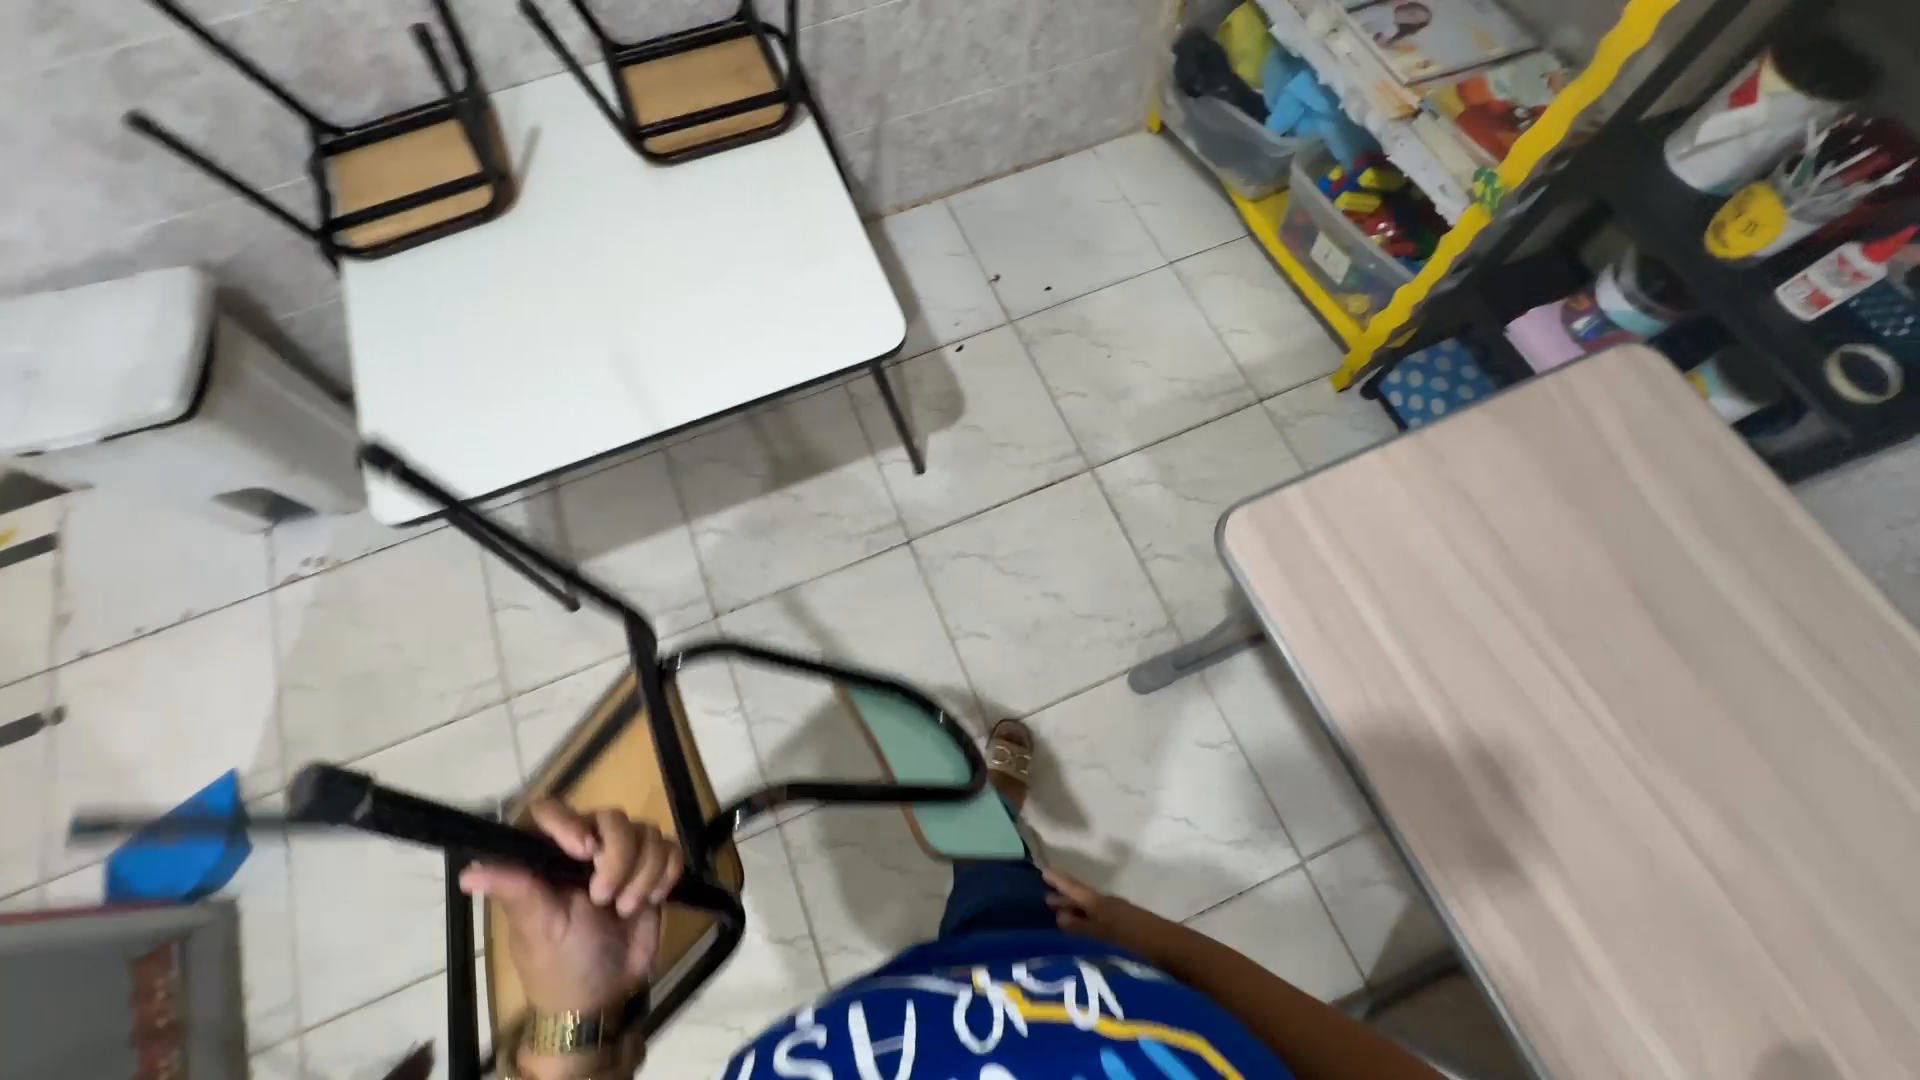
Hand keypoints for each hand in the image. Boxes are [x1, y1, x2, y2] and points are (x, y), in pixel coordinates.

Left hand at [458, 800, 683, 1014]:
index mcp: (549, 857)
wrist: (605, 994)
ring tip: (627, 908)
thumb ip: (515, 891)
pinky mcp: (652, 868)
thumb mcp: (537, 928)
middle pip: (612, 818)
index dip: (569, 821)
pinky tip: (654, 899)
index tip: (584, 851)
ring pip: (646, 831)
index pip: (551, 811)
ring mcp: (623, 856)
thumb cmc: (560, 963)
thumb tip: (466, 874)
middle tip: (604, 898)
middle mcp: (585, 848)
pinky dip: (666, 873)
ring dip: (643, 873)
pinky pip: (670, 848)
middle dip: (618, 858)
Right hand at [1044, 869, 1180, 964]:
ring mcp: (1117, 917)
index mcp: (1102, 903)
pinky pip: (1097, 920)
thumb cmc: (1137, 941)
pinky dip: (1085, 921)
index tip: (1041, 871)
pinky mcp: (1124, 930)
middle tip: (1043, 896)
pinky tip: (1081, 933)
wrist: (1175, 952)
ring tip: (1057, 915)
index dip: (1058, 880)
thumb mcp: (1106, 934)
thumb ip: (1083, 927)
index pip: (1074, 888)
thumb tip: (1059, 915)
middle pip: (1081, 897)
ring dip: (1074, 910)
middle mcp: (1108, 905)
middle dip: (1063, 896)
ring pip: (1090, 909)